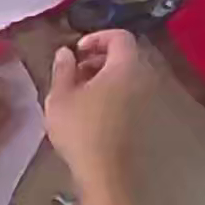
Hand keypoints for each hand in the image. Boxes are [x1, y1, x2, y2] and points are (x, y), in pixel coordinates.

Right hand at [44, 30, 152, 197]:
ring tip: (75, 90)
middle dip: (97, 57)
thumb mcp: (60, 96)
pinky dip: (108, 89)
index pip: (119, 37)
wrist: (102, 168)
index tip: (75, 50)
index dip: (96, 37)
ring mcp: (144, 96)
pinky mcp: (141, 113)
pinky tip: (86, 106)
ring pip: (124, 74)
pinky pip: (126, 90)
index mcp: (124, 66)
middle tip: (71, 70)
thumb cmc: (78, 128)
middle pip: (124, 55)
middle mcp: (142, 76)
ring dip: (101, 74)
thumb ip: (62, 69)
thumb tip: (65, 52)